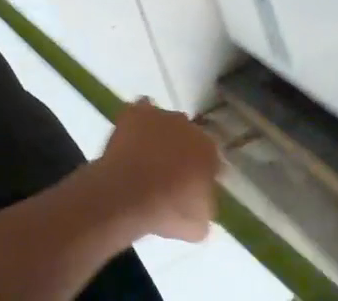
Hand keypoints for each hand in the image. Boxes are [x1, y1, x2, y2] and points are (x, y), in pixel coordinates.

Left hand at [93, 99, 219, 241]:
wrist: (126, 194)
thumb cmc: (167, 211)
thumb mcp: (200, 224)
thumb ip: (205, 204)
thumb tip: (200, 197)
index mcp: (208, 150)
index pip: (212, 157)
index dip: (202, 171)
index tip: (192, 185)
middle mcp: (187, 125)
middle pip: (188, 136)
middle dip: (182, 150)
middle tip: (170, 171)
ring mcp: (158, 115)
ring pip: (165, 122)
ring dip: (161, 135)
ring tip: (148, 157)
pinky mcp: (133, 112)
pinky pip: (140, 112)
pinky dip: (138, 122)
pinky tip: (134, 138)